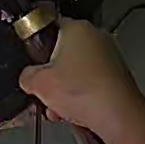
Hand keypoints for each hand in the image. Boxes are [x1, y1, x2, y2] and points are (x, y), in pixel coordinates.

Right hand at [18, 19, 144, 143]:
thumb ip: (27, 76)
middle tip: (43, 91)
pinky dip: (80, 96)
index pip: (49, 27)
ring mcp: (109, 56)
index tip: (31, 62)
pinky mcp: (116, 76)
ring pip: (76, 71)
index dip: (36, 46)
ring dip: (63, 90)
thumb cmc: (84, 92)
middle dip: (50, 76)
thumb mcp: (38, 83)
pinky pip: (90, 83)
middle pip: (62, 53)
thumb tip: (28, 78)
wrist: (118, 116)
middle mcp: (96, 37)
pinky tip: (72, 113)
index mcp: (77, 28)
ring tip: (57, 109)